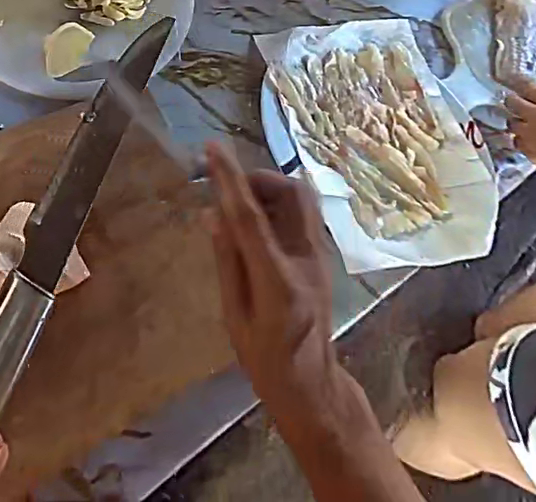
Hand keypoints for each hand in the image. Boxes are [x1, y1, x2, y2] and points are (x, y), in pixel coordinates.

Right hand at [204, 140, 340, 417]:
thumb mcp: (234, 316)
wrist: (313, 386)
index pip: (250, 217)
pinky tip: (258, 223)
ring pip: (301, 197)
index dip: (230, 179)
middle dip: (257, 179)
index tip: (213, 149)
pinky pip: (302, 211)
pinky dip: (277, 203)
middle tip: (229, 191)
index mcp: (278, 281)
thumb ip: (227, 261)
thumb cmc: (265, 361)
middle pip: (290, 194)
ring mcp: (320, 255)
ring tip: (241, 206)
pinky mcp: (323, 255)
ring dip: (268, 188)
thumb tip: (213, 213)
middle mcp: (306, 258)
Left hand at [502, 82, 535, 198]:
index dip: (524, 90)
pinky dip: (521, 144)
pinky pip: (517, 144)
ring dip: (517, 125)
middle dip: (514, 104)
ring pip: (511, 124)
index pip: (530, 89)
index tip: (521, 91)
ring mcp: (533, 135)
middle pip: (512, 102)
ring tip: (526, 130)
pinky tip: (531, 146)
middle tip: (518, 108)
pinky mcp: (531, 154)